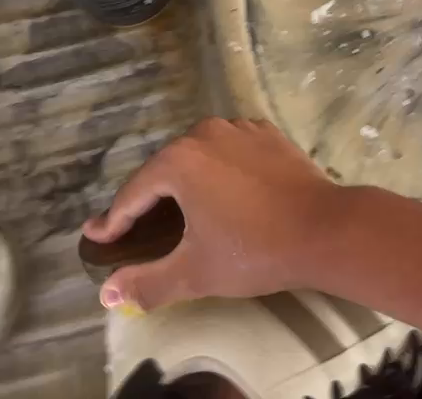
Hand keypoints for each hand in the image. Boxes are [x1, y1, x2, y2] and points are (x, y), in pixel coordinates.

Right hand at [82, 117, 347, 311]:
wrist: (323, 229)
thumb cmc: (254, 250)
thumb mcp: (194, 273)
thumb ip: (146, 281)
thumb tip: (106, 292)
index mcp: (179, 160)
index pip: (134, 193)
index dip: (114, 220)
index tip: (97, 237)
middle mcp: (204, 133)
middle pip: (165, 168)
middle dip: (148, 199)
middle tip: (136, 228)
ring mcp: (238, 128)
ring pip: (199, 154)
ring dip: (186, 180)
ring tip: (180, 211)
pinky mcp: (266, 132)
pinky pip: (230, 148)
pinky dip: (220, 167)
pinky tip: (224, 191)